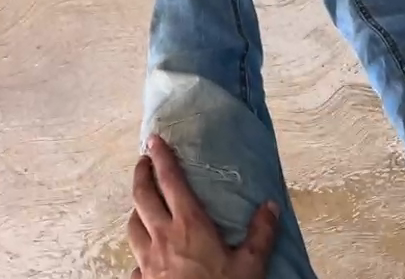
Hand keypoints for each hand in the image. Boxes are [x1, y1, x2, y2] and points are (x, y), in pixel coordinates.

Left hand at [128, 134, 279, 278]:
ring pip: (132, 225)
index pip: (170, 180)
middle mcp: (162, 237)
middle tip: (143, 161)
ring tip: (143, 203)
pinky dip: (138, 251)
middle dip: (140, 174)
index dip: (161, 156)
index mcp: (189, 224)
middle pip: (142, 196)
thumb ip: (260, 234)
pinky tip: (145, 256)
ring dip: (136, 209)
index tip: (153, 139)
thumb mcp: (250, 267)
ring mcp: (148, 261)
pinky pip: (134, 260)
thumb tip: (271, 205)